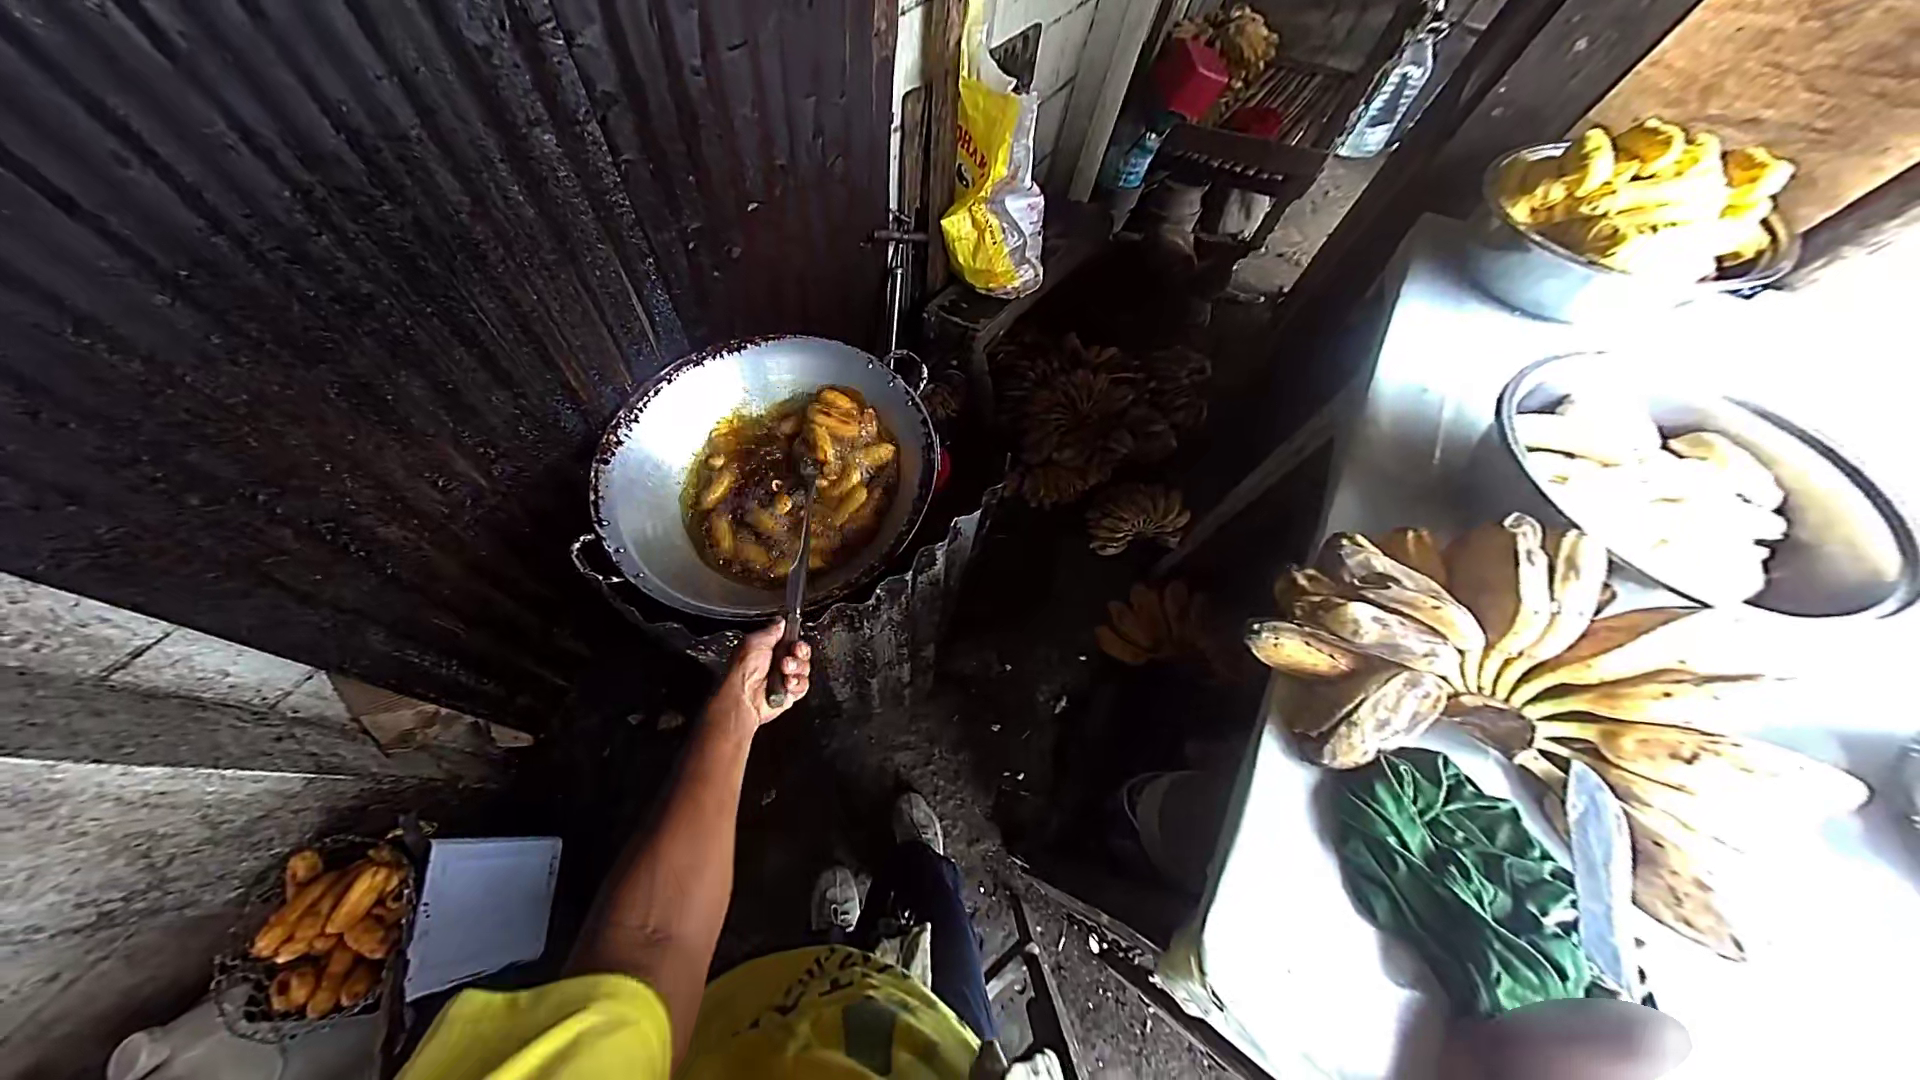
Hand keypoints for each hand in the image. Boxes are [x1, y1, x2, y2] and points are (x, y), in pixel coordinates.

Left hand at [707, 619, 810, 733]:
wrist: (744, 696)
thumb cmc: (744, 670)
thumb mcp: (755, 641)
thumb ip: (771, 630)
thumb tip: (780, 622)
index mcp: (771, 649)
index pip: (793, 641)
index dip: (798, 642)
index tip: (795, 644)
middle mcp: (779, 664)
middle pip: (802, 655)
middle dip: (799, 654)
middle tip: (789, 657)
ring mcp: (785, 679)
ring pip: (805, 669)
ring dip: (796, 669)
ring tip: (784, 671)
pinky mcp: (789, 694)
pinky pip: (803, 686)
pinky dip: (797, 684)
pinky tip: (787, 684)